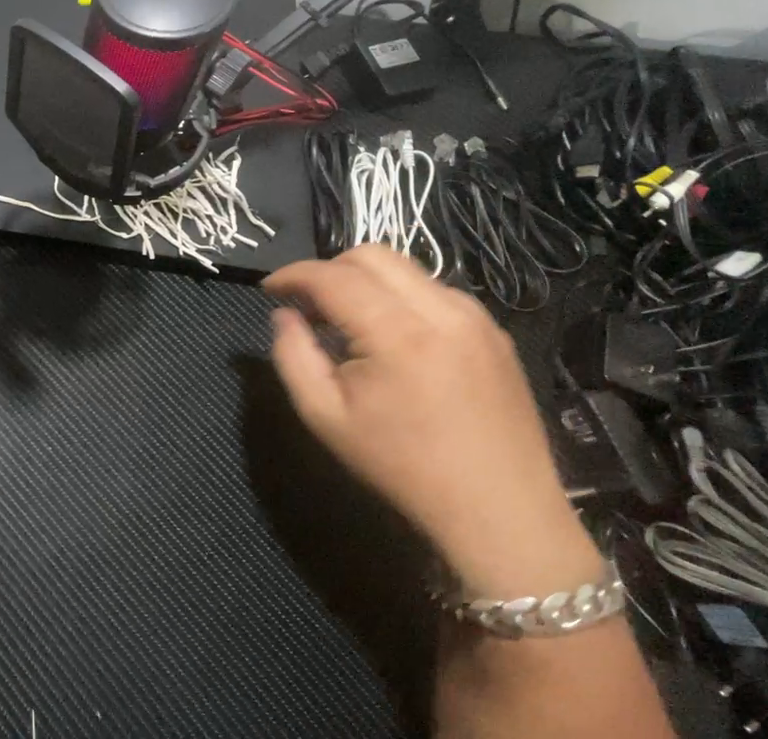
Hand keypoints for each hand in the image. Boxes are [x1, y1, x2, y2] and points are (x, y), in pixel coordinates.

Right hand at [263, 245, 601, 595]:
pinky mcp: (494, 333)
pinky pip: (434, 292)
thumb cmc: (401, 466)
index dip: (292, 275)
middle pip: (372, 255)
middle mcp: (442, 312)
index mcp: (398, 333)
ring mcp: (476, 319)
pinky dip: (398, 298)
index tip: (268, 290)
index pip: (332, 276)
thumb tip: (285, 315)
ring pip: (406, 270)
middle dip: (328, 269)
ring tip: (344, 322)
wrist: (499, 510)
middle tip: (306, 304)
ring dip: (365, 282)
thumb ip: (292, 355)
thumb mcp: (323, 416)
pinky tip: (388, 338)